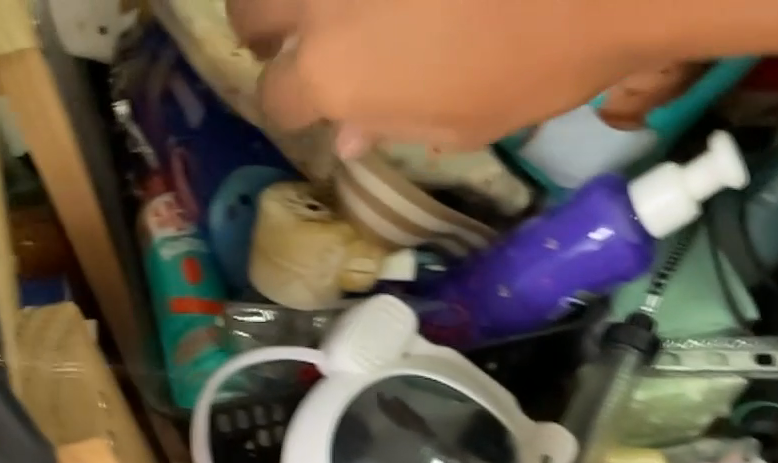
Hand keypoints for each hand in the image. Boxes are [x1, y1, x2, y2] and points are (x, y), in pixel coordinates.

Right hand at [228, 0, 657, 151]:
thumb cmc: (528, 70)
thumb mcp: (456, 126)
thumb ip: (387, 125)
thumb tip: (346, 133)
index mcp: (331, 73)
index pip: (274, 98)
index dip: (290, 108)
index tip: (311, 108)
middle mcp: (317, 1)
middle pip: (249, 13)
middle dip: (266, 34)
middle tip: (300, 43)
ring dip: (297, 2)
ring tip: (338, 16)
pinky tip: (388, 3)